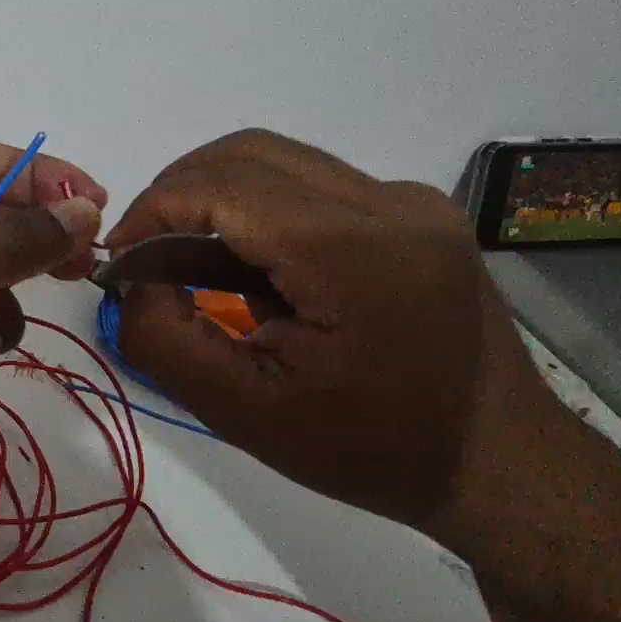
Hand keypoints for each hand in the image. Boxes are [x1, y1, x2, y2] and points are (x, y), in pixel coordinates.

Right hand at [106, 129, 584, 532]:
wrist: (502, 466)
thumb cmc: (369, 448)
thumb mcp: (243, 412)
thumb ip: (164, 338)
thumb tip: (132, 276)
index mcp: (352, 253)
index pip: (222, 186)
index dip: (153, 207)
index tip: (118, 253)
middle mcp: (389, 204)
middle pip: (246, 154)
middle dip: (177, 191)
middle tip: (143, 248)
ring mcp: (410, 201)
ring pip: (277, 159)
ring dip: (216, 195)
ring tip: (192, 257)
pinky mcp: (416, 209)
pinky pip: (311, 180)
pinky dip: (258, 206)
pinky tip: (256, 265)